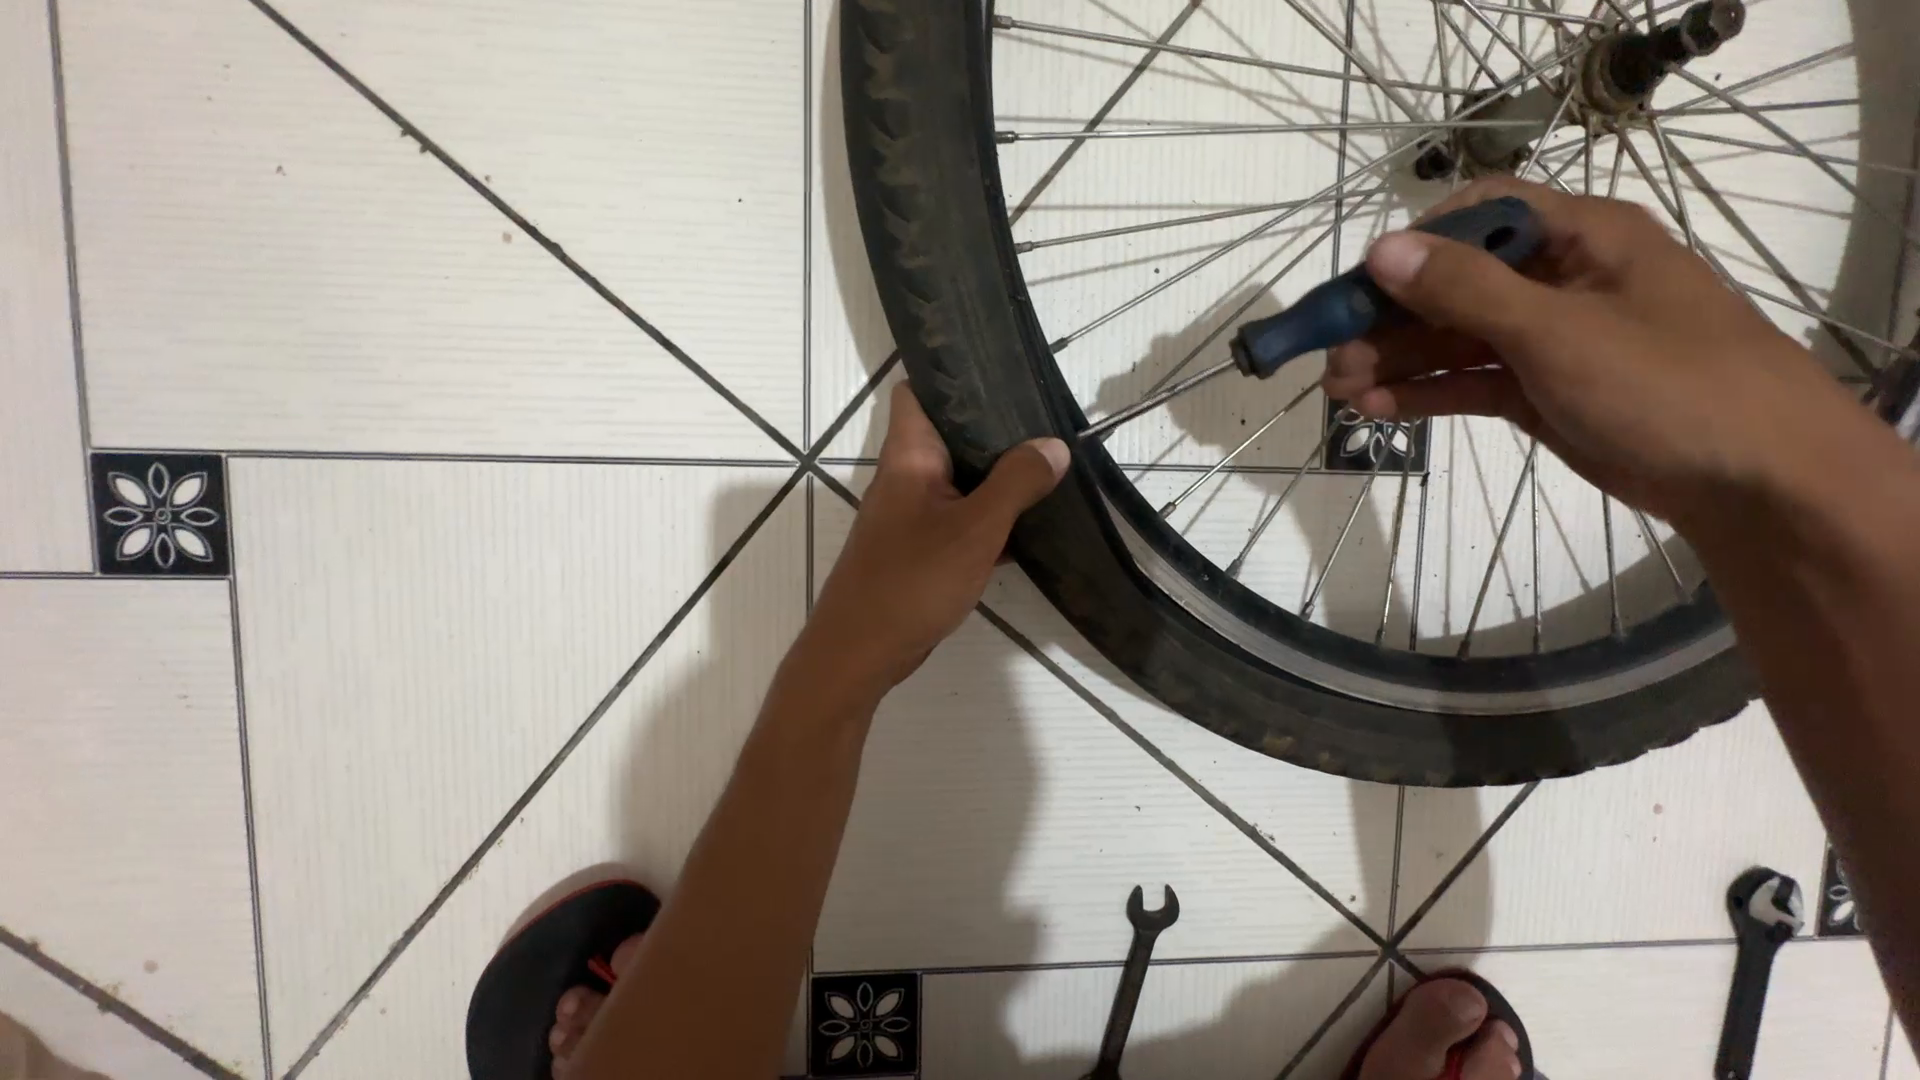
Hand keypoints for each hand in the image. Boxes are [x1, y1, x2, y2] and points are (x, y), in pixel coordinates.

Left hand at [805, 384, 1069, 692]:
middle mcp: (905, 477)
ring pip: (958, 481)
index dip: (952, 375)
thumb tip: (1054, 446)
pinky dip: (988, 519)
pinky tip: (1028, 525)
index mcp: (908, 456)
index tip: (1001, 373)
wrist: (862, 652)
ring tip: (1048, 466)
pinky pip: (959, 520)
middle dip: (994, 430)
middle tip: (1045, 423)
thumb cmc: (912, 581)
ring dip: (996, 478)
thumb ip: (1015, 483)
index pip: (918, 392)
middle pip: (948, 436)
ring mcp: (910, 515)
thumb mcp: (974, 529)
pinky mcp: (919, 549)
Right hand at [1321, 175, 1872, 530]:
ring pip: (1449, 340)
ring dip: (1393, 363)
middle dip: (1387, 322)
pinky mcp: (1534, 389)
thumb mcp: (1557, 330)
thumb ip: (1465, 290)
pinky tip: (1377, 410)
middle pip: (1450, 286)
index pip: (1480, 216)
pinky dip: (1422, 394)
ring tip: (1339, 393)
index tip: (1358, 288)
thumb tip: (1382, 250)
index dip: (1414, 246)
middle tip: (1332, 360)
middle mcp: (1555, 279)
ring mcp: (1543, 338)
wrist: (1749, 478)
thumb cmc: (1665, 383)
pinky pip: (1464, 382)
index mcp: (1578, 238)